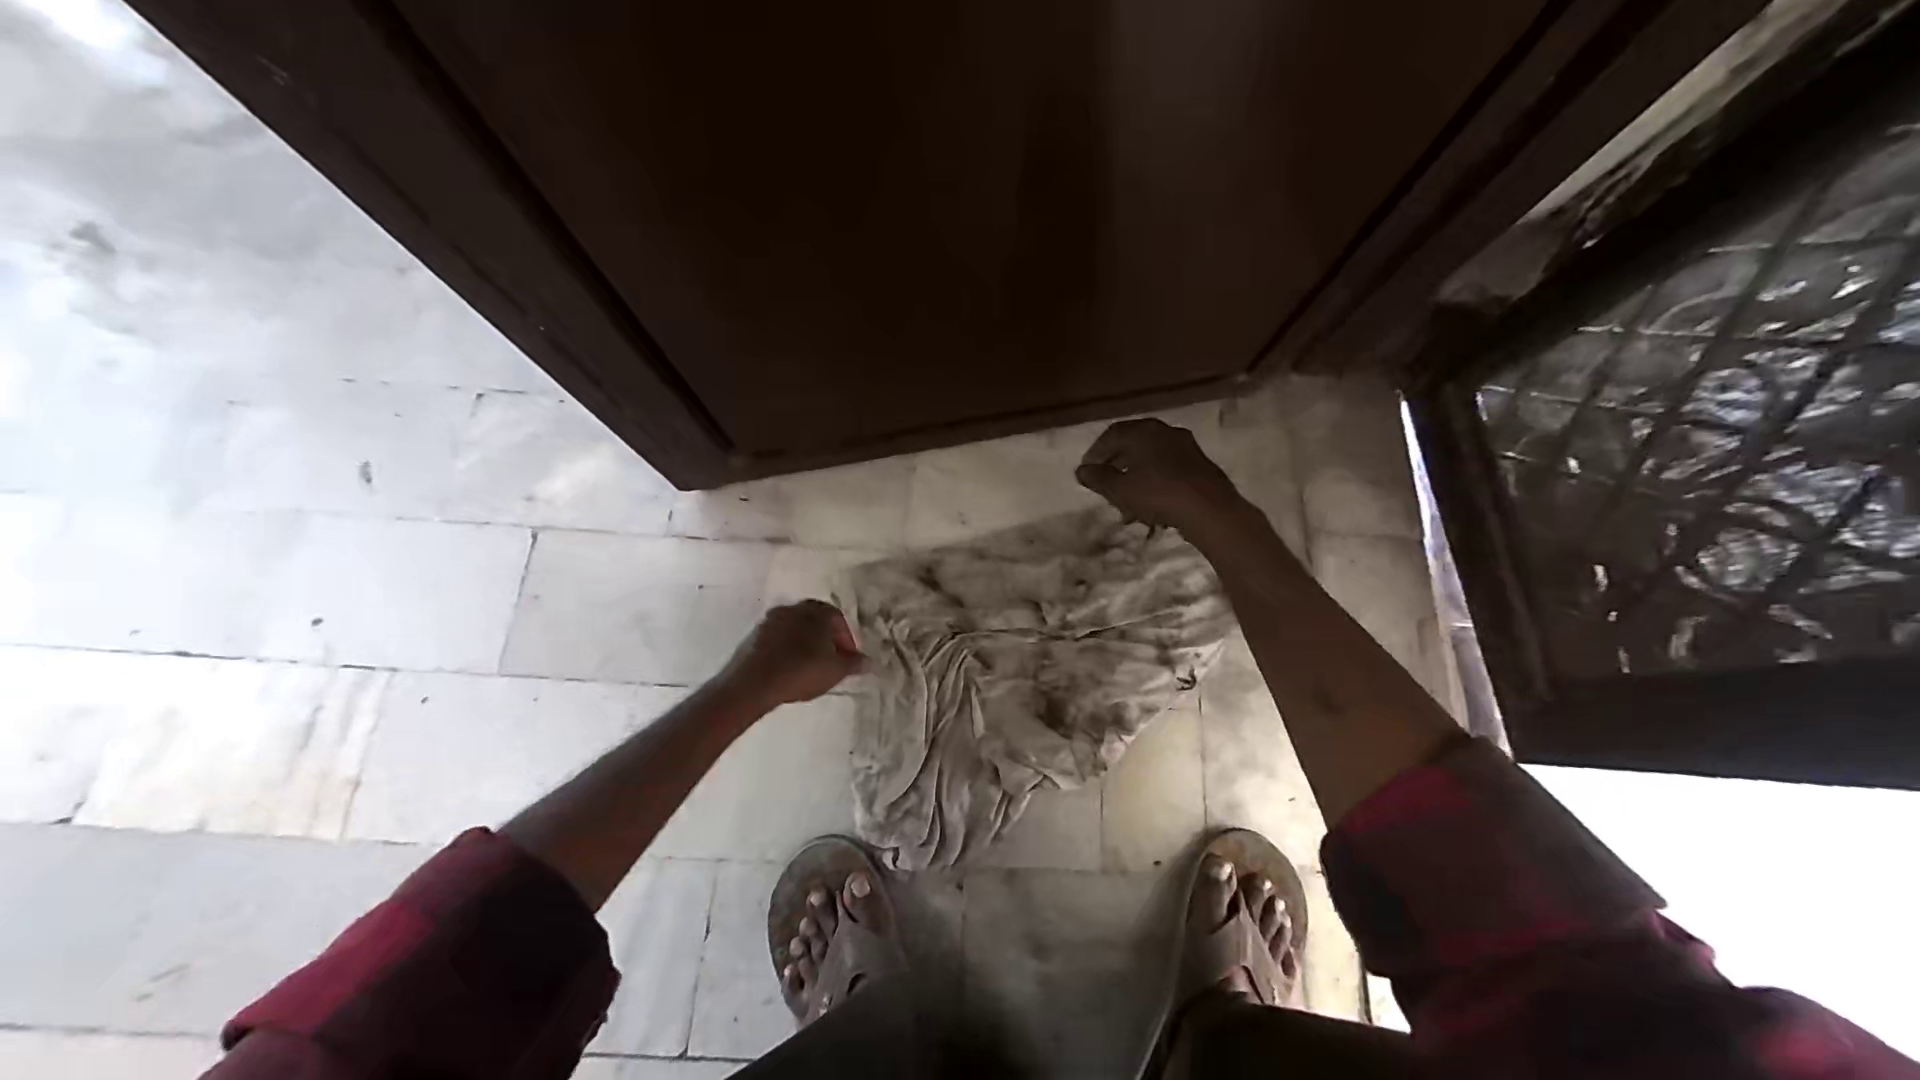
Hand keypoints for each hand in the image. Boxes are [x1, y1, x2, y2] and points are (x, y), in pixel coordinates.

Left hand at [713, 600, 863, 707]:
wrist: (753, 683)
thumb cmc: (801, 671)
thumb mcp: (835, 671)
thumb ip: (853, 664)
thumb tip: (868, 661)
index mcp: (816, 611)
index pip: (838, 618)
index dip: (847, 639)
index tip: (849, 659)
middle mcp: (794, 608)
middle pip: (816, 620)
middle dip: (826, 639)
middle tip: (832, 660)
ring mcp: (770, 620)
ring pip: (796, 628)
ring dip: (806, 643)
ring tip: (811, 666)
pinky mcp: (754, 635)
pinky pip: (778, 638)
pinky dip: (788, 649)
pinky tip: (790, 668)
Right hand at [1075, 418, 1245, 531]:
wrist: (1210, 509)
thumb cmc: (1158, 494)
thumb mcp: (1120, 489)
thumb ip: (1098, 478)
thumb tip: (1082, 470)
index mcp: (1144, 431)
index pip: (1112, 434)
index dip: (1096, 453)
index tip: (1087, 471)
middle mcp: (1166, 432)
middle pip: (1133, 446)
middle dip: (1116, 466)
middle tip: (1105, 485)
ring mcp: (1186, 447)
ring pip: (1151, 460)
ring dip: (1135, 479)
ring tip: (1127, 503)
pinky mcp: (1200, 466)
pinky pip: (1169, 470)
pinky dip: (1154, 483)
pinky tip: (1151, 506)